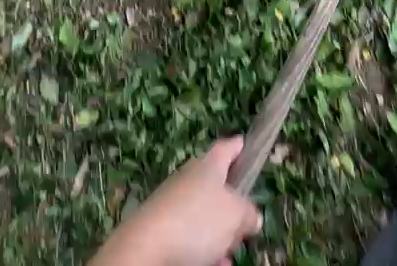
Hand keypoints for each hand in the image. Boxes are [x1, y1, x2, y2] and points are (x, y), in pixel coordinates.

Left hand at [90, 138, 262, 265]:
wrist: (145, 249)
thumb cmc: (197, 221)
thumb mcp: (235, 216)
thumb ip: (248, 213)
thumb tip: (251, 216)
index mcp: (209, 165)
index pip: (227, 148)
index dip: (238, 147)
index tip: (244, 143)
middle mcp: (190, 179)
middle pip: (217, 188)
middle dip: (232, 210)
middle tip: (243, 228)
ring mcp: (173, 203)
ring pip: (204, 218)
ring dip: (218, 237)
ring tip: (226, 258)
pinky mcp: (160, 228)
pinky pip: (189, 236)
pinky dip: (201, 250)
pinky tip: (211, 264)